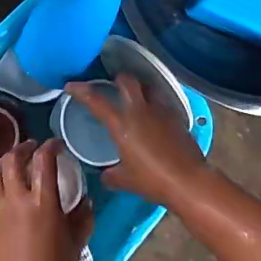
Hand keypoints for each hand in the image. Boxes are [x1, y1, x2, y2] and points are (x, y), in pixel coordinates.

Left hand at [0, 140, 92, 260]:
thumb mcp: (76, 248)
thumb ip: (81, 220)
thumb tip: (85, 202)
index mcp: (43, 202)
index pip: (44, 160)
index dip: (50, 146)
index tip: (56, 144)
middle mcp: (17, 200)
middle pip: (11, 160)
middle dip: (21, 148)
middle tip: (32, 147)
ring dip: (4, 164)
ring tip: (14, 165)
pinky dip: (0, 188)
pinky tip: (10, 197)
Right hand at [69, 74, 208, 206]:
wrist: (188, 181)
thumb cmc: (152, 180)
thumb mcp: (125, 180)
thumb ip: (111, 174)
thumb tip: (105, 174)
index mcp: (122, 123)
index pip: (96, 100)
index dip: (81, 91)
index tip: (71, 86)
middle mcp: (140, 110)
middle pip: (127, 81)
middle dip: (118, 79)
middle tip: (114, 86)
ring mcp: (161, 111)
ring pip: (148, 87)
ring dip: (140, 89)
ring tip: (136, 98)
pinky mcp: (178, 117)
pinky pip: (163, 102)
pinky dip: (155, 104)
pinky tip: (155, 117)